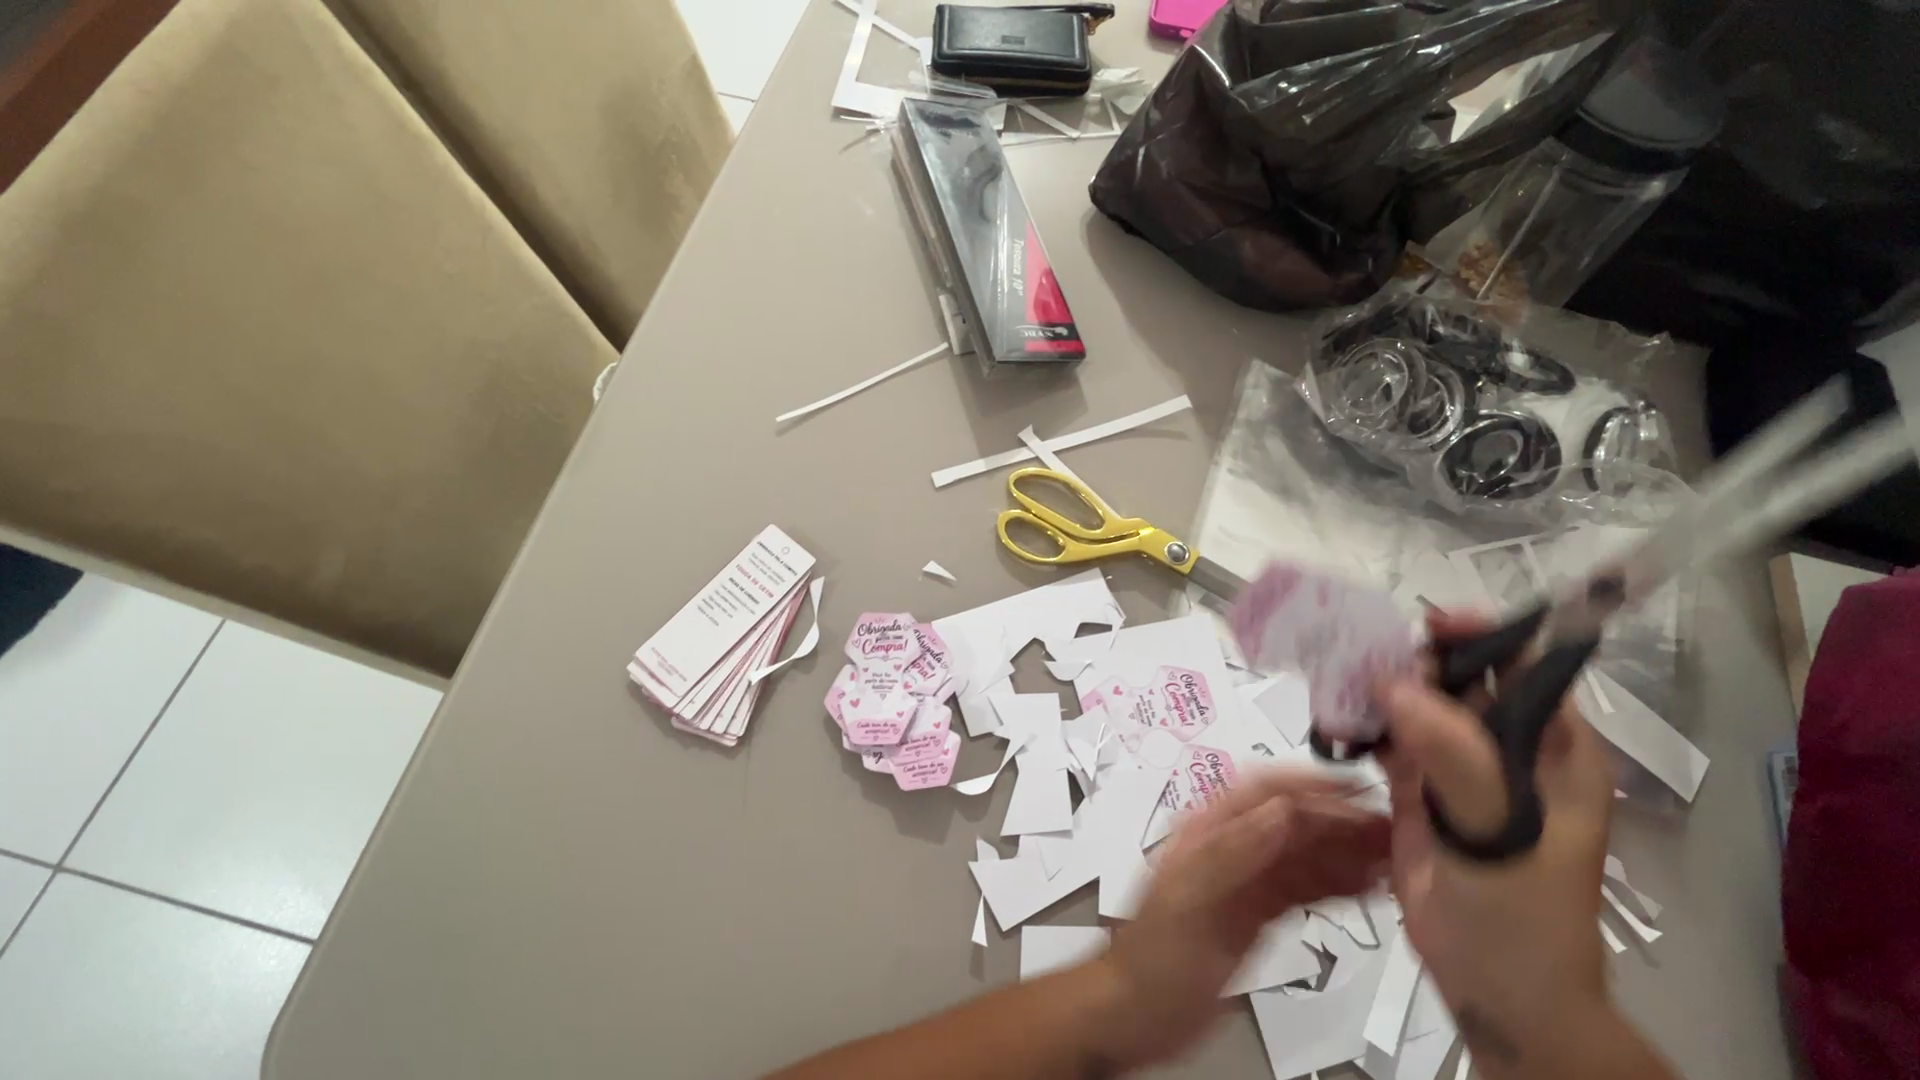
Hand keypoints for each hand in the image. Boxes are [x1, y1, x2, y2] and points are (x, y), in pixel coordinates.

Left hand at [1087, 770, 1390, 1070]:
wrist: (1136, 1012)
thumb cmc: (1153, 956)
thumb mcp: (1192, 898)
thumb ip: (1235, 851)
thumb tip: (1282, 811)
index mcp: (1206, 832)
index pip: (1266, 791)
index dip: (1312, 785)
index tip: (1359, 793)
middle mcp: (1229, 847)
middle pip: (1293, 819)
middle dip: (1342, 821)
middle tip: (1393, 832)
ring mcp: (1245, 880)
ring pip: (1305, 852)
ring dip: (1347, 851)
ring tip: (1393, 858)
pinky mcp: (1258, 913)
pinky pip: (1304, 887)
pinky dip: (1337, 884)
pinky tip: (1368, 886)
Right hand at [1374, 611, 1617, 1070]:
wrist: (1494, 988)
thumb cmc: (1520, 910)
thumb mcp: (1500, 831)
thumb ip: (1456, 757)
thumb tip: (1397, 686)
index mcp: (1553, 749)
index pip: (1527, 668)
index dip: (1486, 636)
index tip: (1432, 623)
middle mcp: (1507, 748)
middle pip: (1461, 680)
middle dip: (1416, 659)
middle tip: (1362, 653)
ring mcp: (1458, 769)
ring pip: (1418, 707)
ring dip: (1380, 689)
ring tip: (1337, 678)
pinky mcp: (1417, 792)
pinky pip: (1388, 742)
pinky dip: (1361, 726)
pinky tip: (1333, 719)